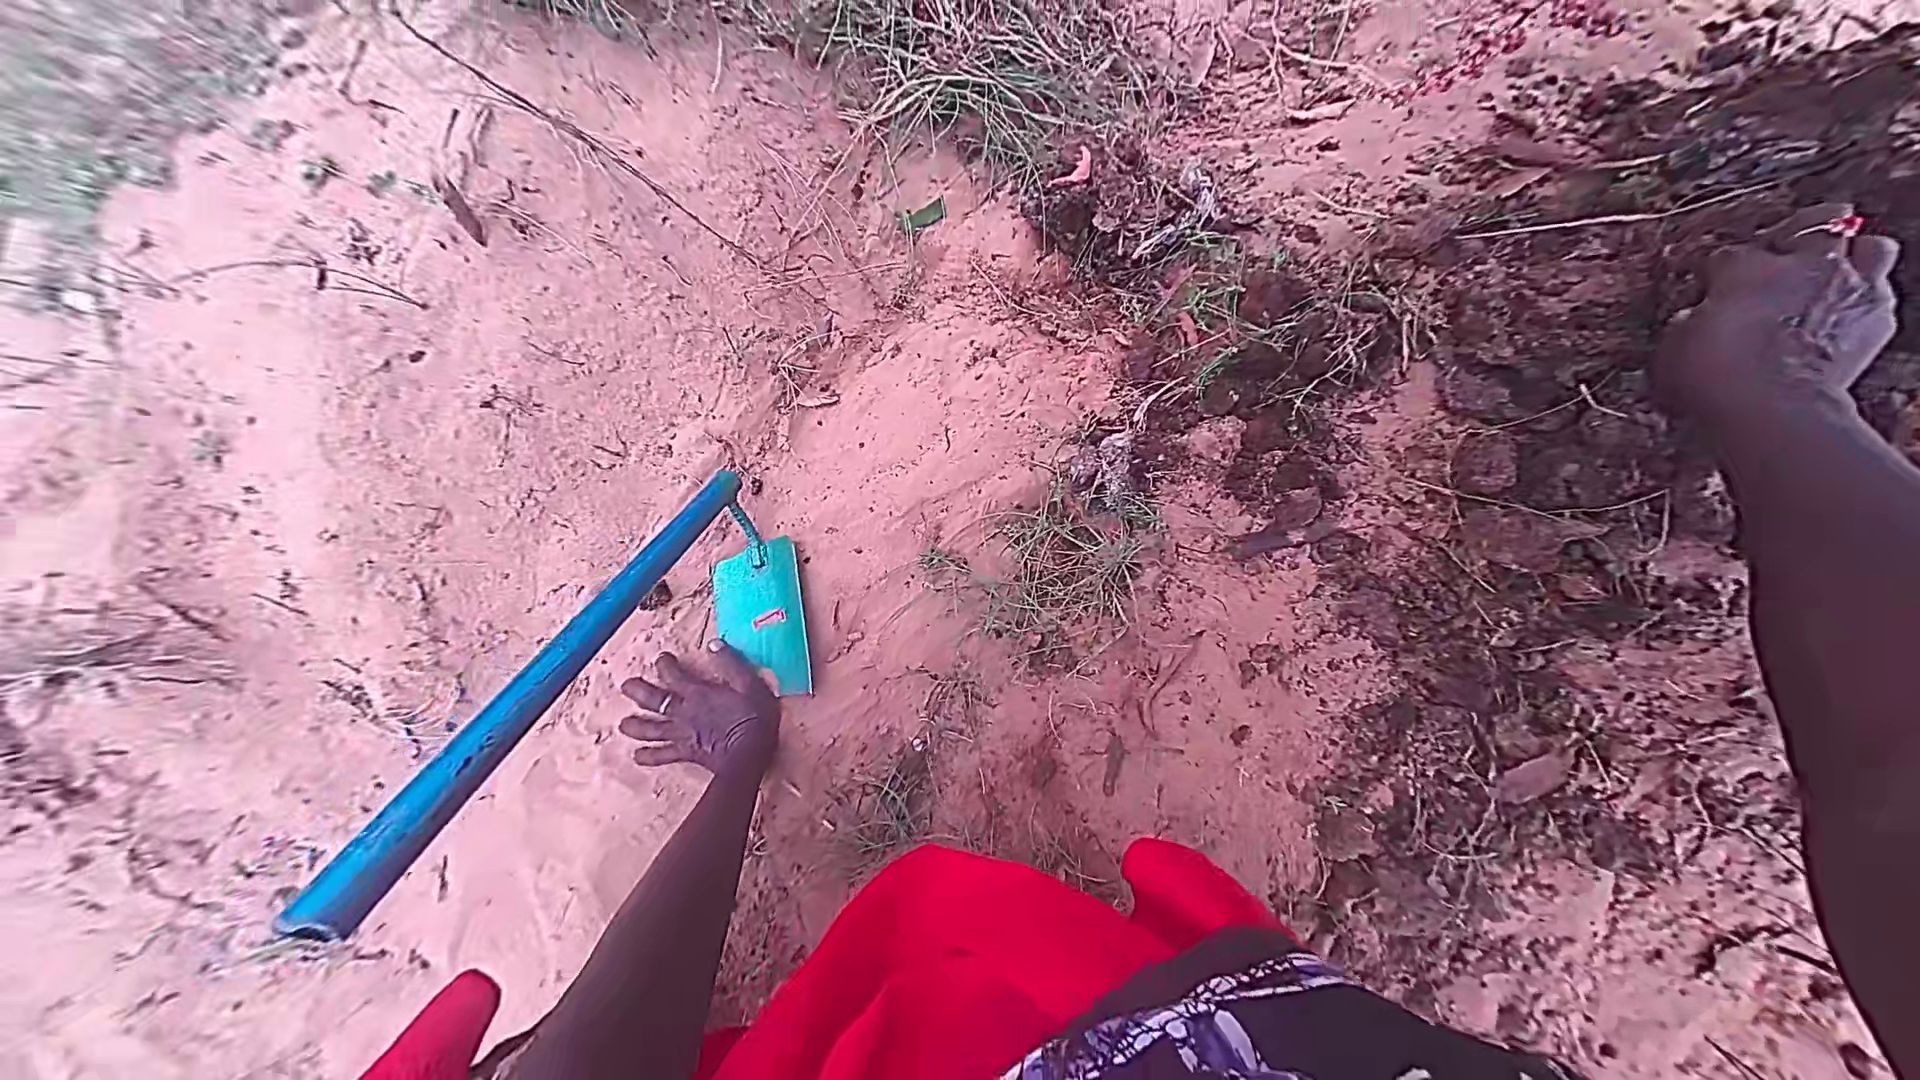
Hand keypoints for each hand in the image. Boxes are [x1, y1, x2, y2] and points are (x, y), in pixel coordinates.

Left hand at [618, 641, 779, 779]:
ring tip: (623, 724)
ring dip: (636, 726)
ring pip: (651, 729)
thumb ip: (732, 663)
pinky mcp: (686, 752)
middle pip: (654, 700)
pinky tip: (637, 757)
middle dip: (639, 692)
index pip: (673, 675)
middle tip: (626, 685)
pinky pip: (663, 755)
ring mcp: (682, 734)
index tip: (661, 658)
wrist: (749, 754)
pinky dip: (649, 757)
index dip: (665, 665)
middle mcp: (684, 712)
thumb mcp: (750, 684)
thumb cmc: (753, 717)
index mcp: (698, 693)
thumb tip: (713, 643)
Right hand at [1653, 203, 1900, 430]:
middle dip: (1800, 233)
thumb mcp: (1674, 346)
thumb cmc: (1710, 377)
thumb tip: (1697, 314)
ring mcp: (1852, 288)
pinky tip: (1829, 317)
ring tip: (1818, 279)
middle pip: (1823, 218)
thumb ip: (1692, 318)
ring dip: (1846, 257)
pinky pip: (1877, 292)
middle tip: (1776, 254)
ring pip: (1871, 245)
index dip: (1714, 269)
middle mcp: (1807, 267)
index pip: (1730, 253)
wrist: (1767, 407)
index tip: (1705, 282)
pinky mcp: (1878, 318)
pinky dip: (1854, 299)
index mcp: (1747, 271)